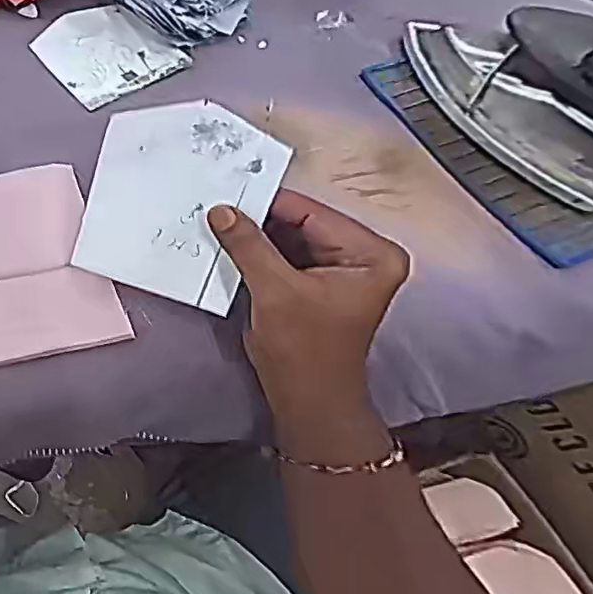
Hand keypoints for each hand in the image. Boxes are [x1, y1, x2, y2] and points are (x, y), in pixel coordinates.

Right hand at [207, 189, 408, 420]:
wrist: (307, 401)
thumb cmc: (303, 351)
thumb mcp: (275, 292)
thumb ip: (249, 246)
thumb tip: (222, 211)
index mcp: (372, 254)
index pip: (314, 214)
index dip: (271, 204)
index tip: (231, 193)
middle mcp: (363, 256)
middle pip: (303, 225)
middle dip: (261, 221)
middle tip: (220, 209)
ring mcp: (341, 271)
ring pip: (291, 240)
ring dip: (258, 238)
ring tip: (221, 225)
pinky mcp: (318, 284)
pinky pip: (287, 257)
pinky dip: (260, 255)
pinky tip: (233, 247)